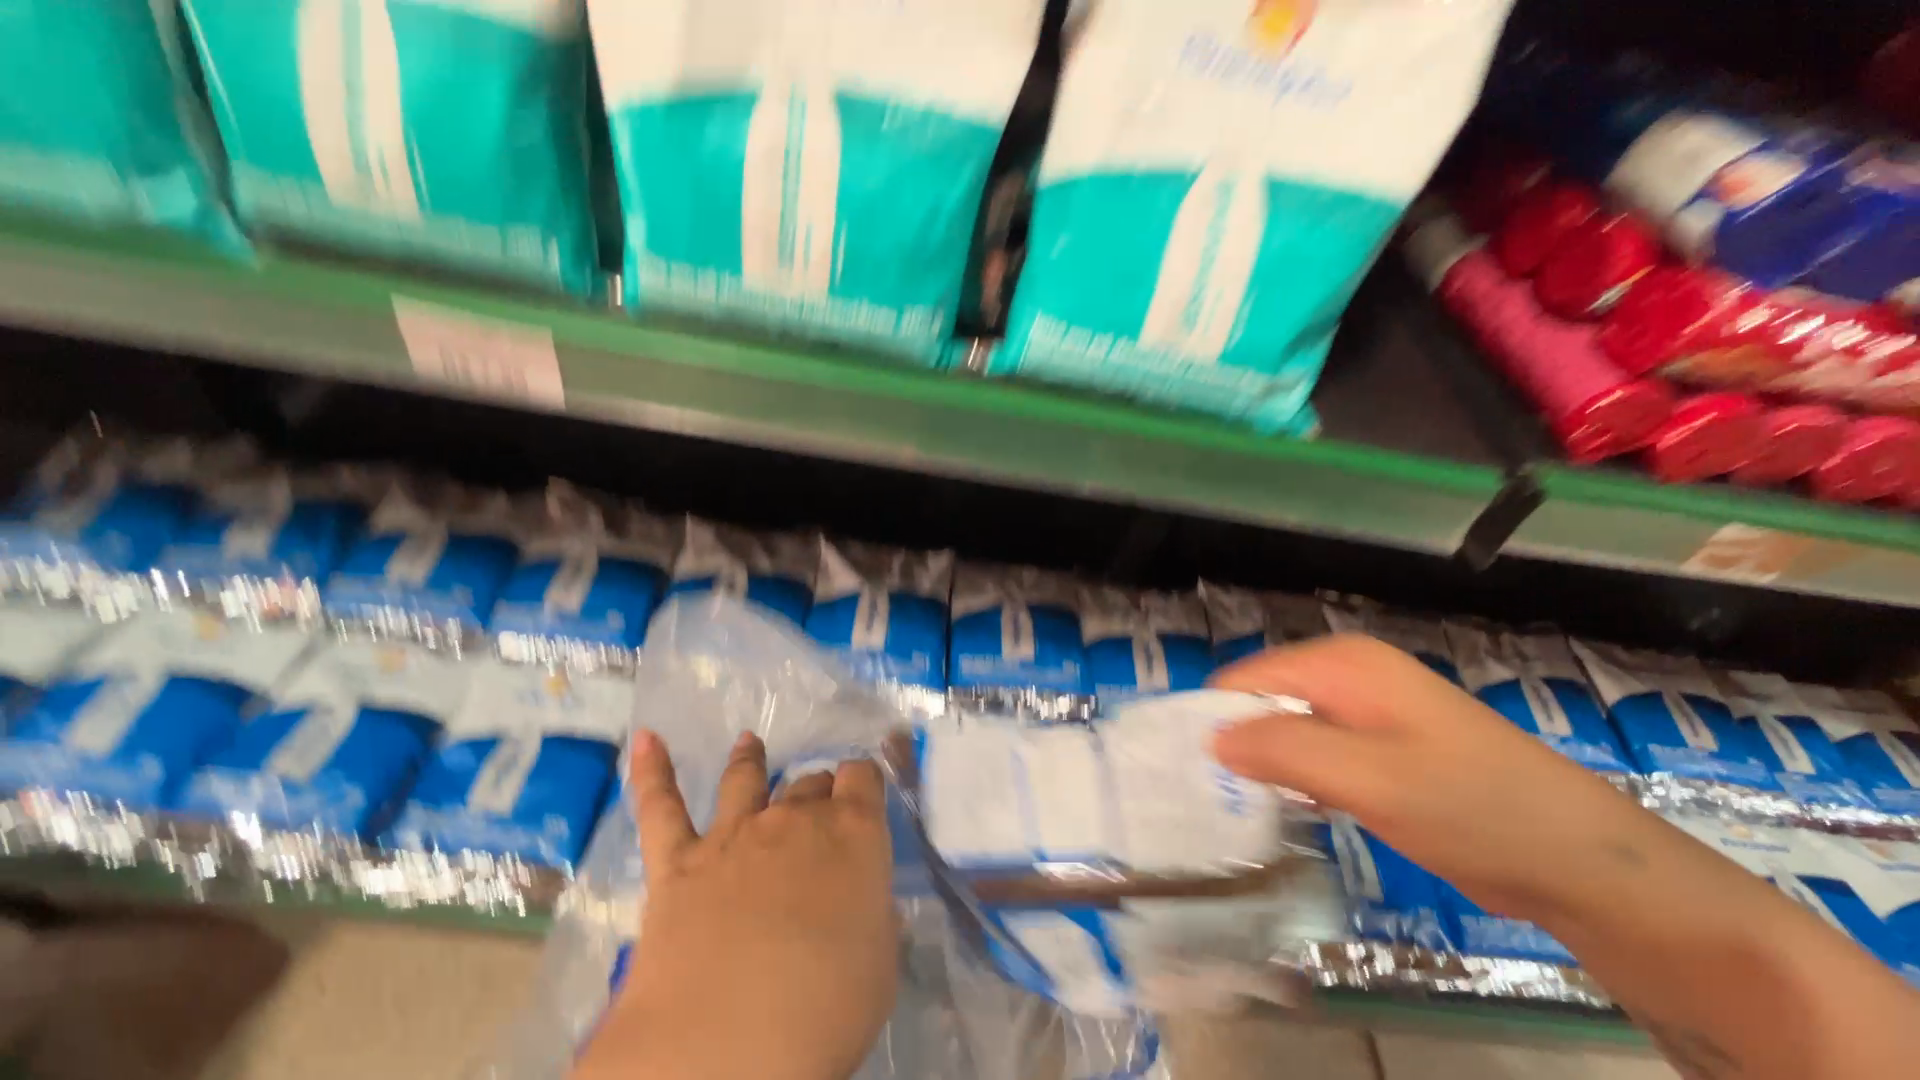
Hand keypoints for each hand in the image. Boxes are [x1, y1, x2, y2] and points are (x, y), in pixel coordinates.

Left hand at [575, 731, 898, 1079]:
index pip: (863, 781)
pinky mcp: (676, 861)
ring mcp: (731, 835)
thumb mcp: (879, 963)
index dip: (863, 783)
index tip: (863, 792)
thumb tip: (860, 904)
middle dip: (816, 788)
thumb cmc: (825, 1008)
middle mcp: (794, 820)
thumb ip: (871, 917)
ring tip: (748, 743)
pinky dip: (650, 770)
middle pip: (808, 784)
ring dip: (749, 760)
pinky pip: (659, 805)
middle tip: (818, 801)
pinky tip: (644, 741)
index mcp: (854, 836)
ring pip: (743, 779)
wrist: (728, 1040)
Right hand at [1209, 634, 1651, 920]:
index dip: (1214, 722)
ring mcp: (1371, 713)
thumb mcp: (1368, 778)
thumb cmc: (1471, 808)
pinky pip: (1317, 753)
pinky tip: (1293, 810)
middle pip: (1263, 700)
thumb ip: (1283, 750)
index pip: (1245, 680)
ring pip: (1288, 729)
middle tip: (1214, 802)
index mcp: (1345, 664)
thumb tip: (1209, 736)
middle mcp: (1352, 676)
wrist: (1576, 860)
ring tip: (1239, 811)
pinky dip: (1296, 778)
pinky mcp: (1385, 750)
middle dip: (1237, 744)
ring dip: (1264, 766)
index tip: (1190, 776)